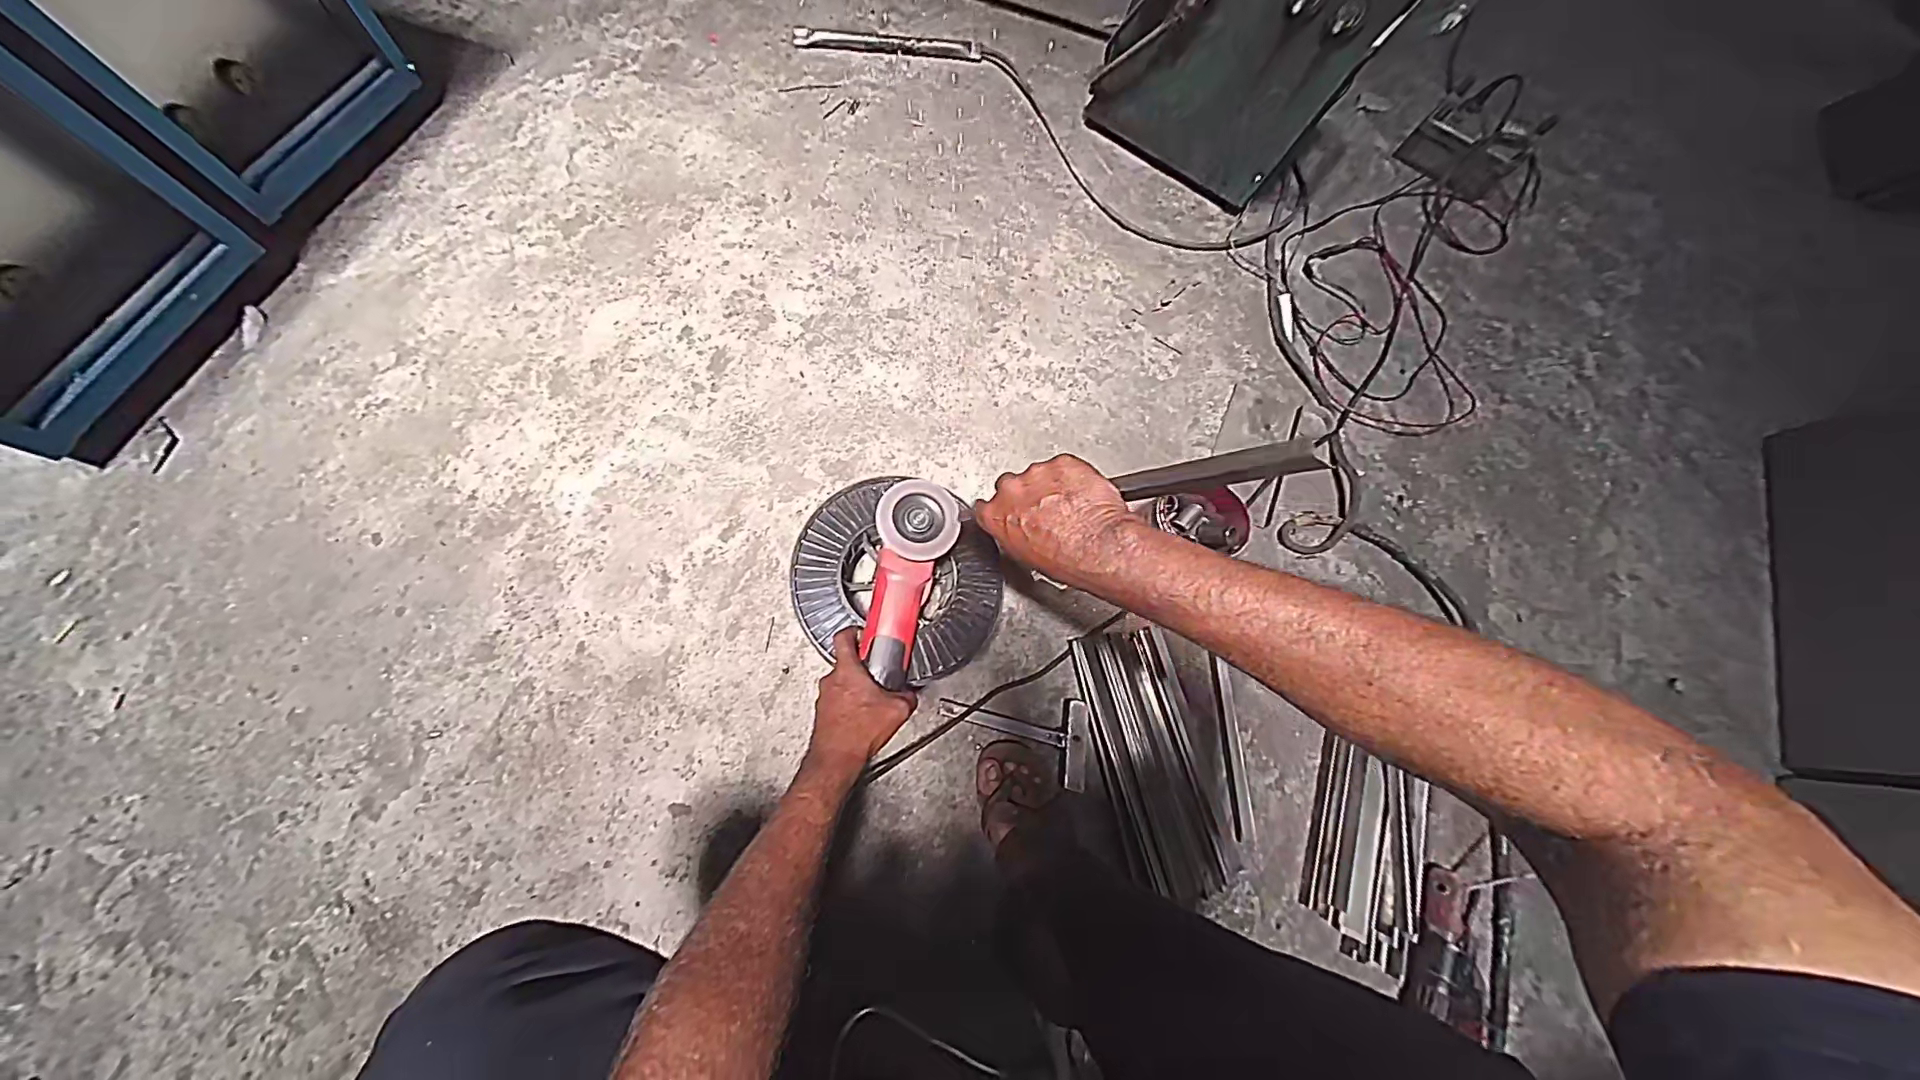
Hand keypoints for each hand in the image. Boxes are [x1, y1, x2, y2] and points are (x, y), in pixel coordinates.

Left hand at [808, 628, 917, 768]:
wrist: (837, 758)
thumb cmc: (858, 733)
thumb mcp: (897, 710)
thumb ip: (907, 694)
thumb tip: (911, 693)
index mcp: (847, 671)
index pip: (844, 637)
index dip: (855, 631)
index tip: (865, 632)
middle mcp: (831, 680)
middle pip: (846, 660)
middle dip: (863, 665)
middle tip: (877, 672)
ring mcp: (824, 696)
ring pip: (841, 681)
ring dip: (856, 686)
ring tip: (871, 699)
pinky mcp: (823, 712)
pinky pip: (838, 699)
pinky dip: (849, 702)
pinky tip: (862, 715)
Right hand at [973, 455, 1146, 589]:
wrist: (1096, 546)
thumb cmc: (1065, 557)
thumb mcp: (1026, 557)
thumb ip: (1013, 535)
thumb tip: (1022, 533)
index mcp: (996, 516)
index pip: (986, 507)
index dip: (1003, 510)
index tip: (1014, 513)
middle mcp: (1011, 490)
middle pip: (1012, 485)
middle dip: (1028, 495)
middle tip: (1048, 512)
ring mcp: (1037, 473)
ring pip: (1041, 474)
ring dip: (1053, 485)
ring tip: (1071, 506)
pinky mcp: (1063, 463)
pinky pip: (1066, 466)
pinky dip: (1074, 477)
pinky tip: (1083, 496)